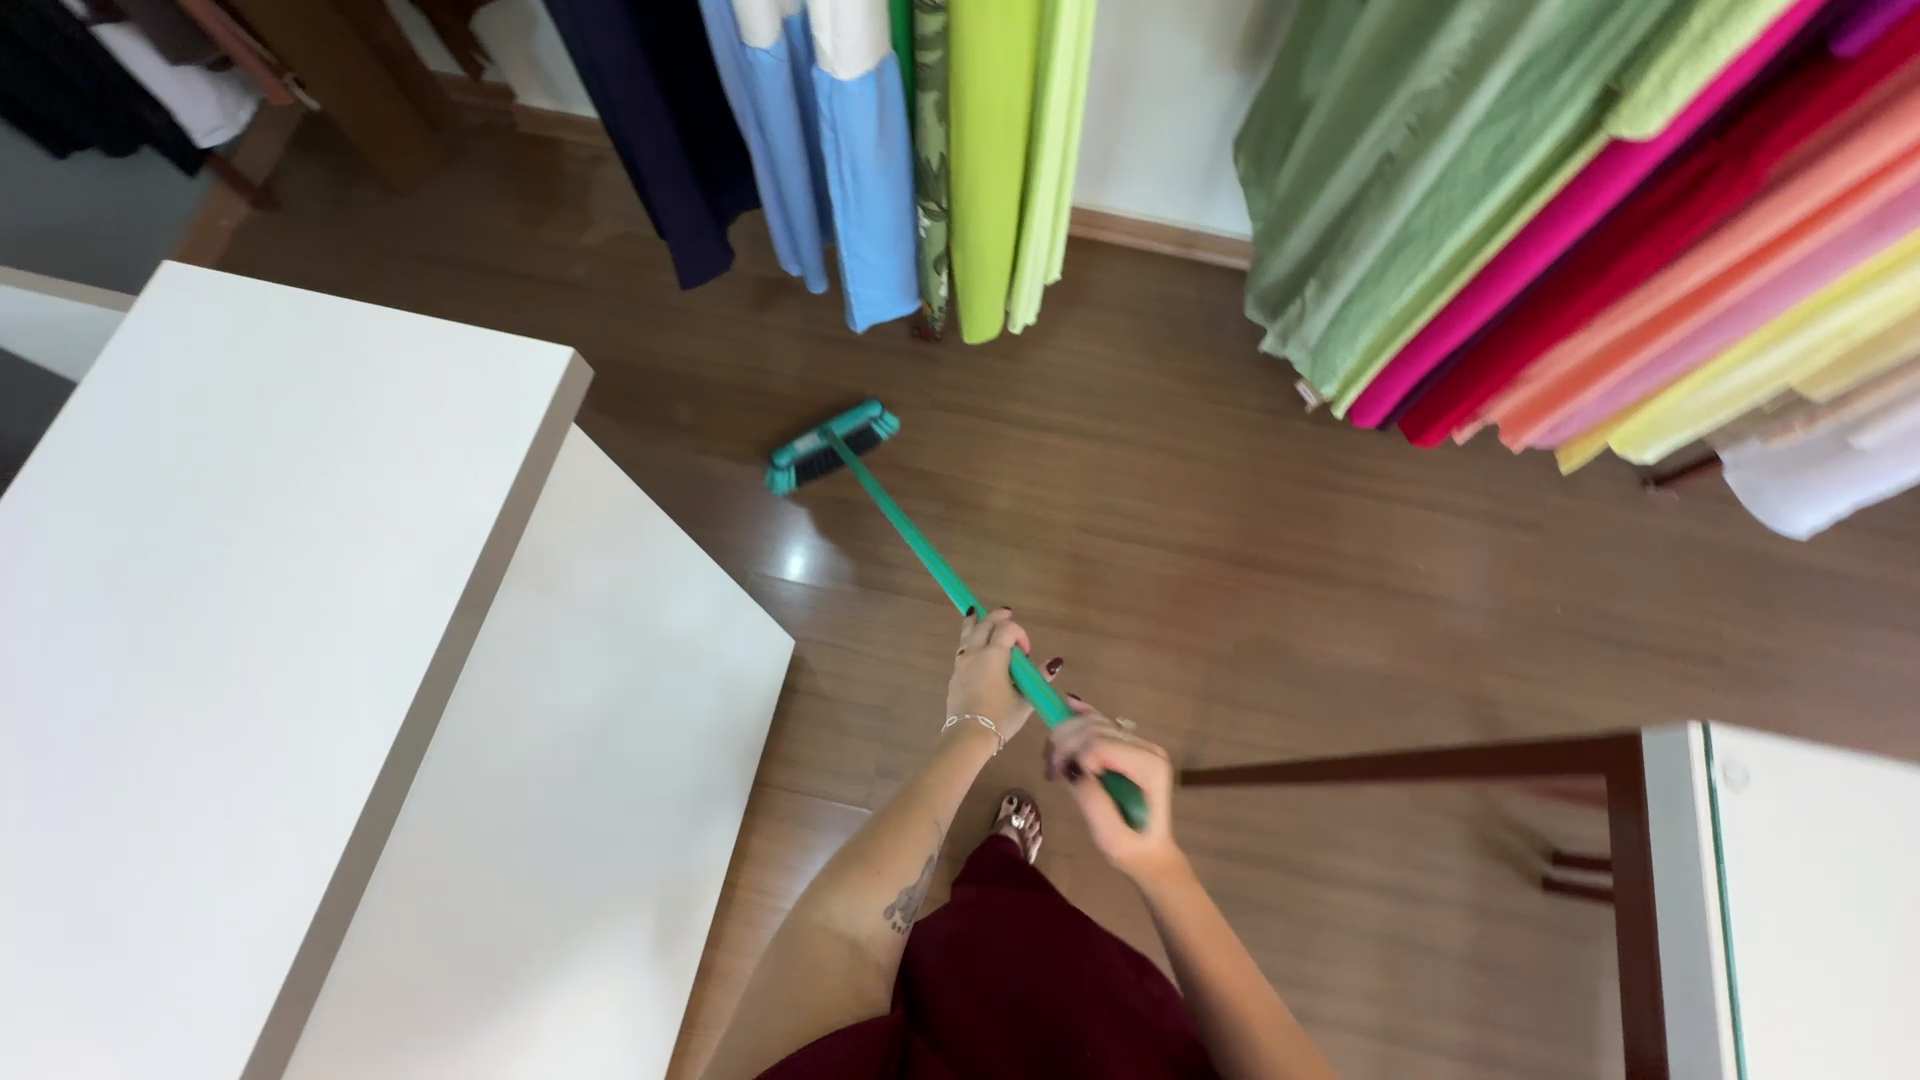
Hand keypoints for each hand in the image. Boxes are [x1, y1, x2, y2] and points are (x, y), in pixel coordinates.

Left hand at [946, 607, 1058, 744]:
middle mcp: (975, 653)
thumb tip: (1054, 663)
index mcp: (994, 655)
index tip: (1025, 653)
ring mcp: (962, 662)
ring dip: (976, 621)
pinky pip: (962, 648)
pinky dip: (969, 639)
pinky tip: (973, 644)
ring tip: (976, 613)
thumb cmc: (1000, 718)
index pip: (1007, 629)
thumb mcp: (1024, 700)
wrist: (968, 736)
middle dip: (997, 617)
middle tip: (1007, 614)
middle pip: (985, 623)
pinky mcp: (955, 674)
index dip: (1020, 634)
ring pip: (968, 632)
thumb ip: (1038, 678)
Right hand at [1045, 698, 1183, 883]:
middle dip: (1065, 745)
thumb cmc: (1131, 849)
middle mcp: (1147, 749)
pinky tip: (1067, 707)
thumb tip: (1073, 768)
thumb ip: (1093, 801)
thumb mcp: (1110, 837)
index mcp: (1148, 769)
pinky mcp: (1128, 745)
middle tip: (1051, 771)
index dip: (1074, 756)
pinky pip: (1101, 722)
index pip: (1100, 744)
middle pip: (1094, 729)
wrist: (1149, 853)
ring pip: (1093, 723)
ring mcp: (1139, 744)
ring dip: (1066, 737)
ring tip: (1055, 764)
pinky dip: (1081, 716)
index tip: (1058, 779)